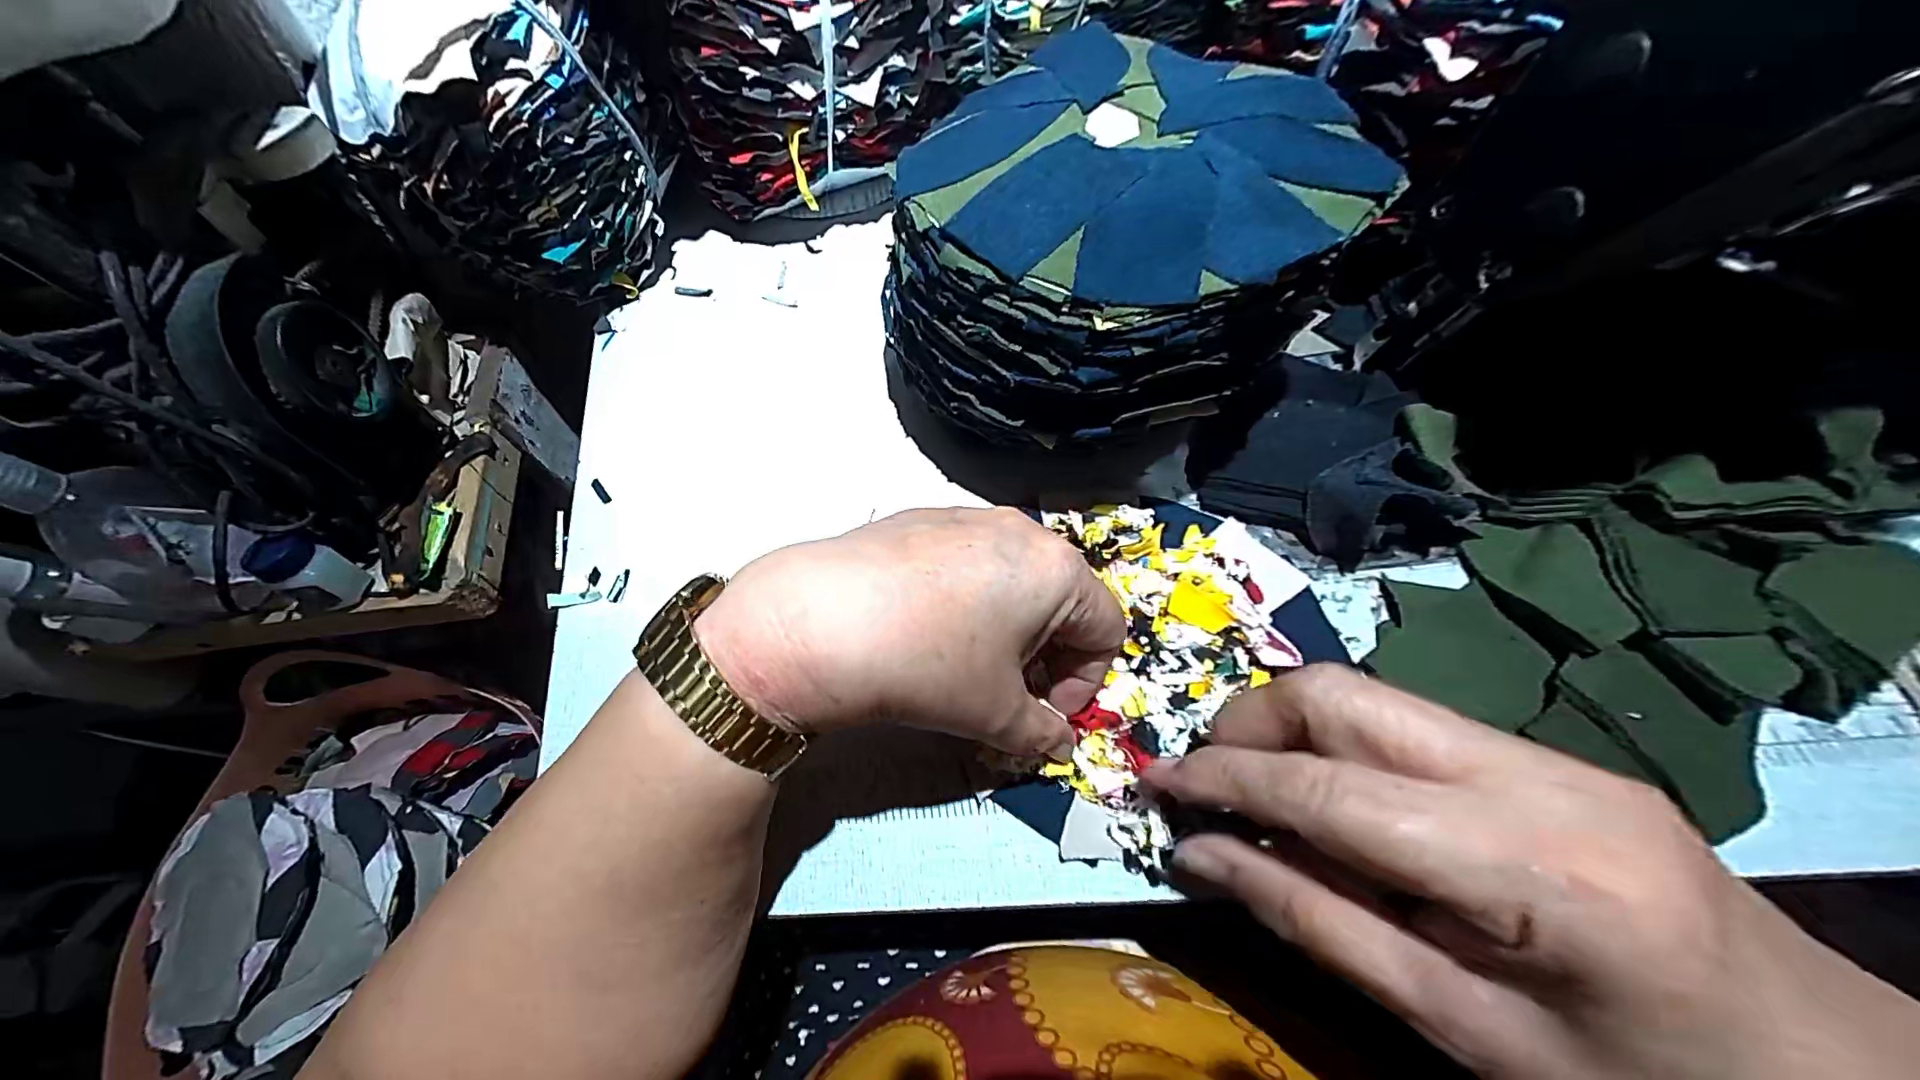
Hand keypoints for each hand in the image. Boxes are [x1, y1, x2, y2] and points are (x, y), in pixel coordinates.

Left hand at [691, 507, 1122, 756]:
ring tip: (967, 662)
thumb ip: (1043, 732)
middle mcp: (1021, 530)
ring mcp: (969, 516)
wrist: (817, 621)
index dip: (1086, 682)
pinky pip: (971, 562)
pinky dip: (971, 599)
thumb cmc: (927, 666)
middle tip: (1010, 693)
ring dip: (1011, 627)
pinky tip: (927, 628)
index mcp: (1057, 569)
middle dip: (1049, 655)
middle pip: (1063, 599)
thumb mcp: (995, 712)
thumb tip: (1059, 743)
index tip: (1046, 712)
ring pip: (1016, 579)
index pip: (1107, 629)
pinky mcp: (924, 517)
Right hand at [1144, 664, 1919, 1079]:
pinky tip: (1326, 796)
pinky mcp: (1543, 753)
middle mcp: (1534, 773)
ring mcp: (1546, 751)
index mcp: (1528, 864)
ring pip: (1366, 692)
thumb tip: (1202, 857)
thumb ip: (1316, 923)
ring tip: (1252, 784)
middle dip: (1249, 725)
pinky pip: (1403, 721)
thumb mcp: (1459, 1029)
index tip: (1157, 782)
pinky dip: (1335, 744)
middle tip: (1204, 779)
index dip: (1226, 781)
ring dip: (1287, 727)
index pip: (1328, 790)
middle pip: (1344, 696)